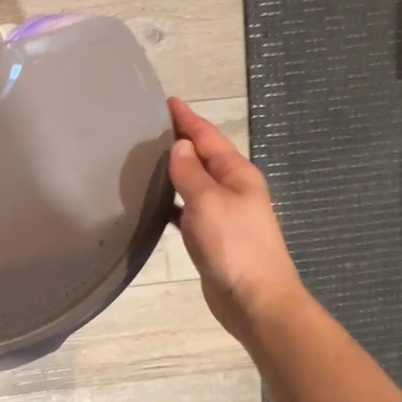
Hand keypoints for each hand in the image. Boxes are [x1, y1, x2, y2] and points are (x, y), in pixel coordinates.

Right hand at [167, 97, 307, 336]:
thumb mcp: (208, 201)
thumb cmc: (234, 245)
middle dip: (181, 140)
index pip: (208, 137)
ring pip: (194, 182)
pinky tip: (153, 202)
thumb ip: (190, 172)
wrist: (255, 300)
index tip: (168, 101)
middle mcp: (232, 189)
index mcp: (237, 174)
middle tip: (149, 126)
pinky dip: (171, 200)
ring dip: (175, 169)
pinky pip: (187, 208)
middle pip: (203, 156)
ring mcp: (223, 213)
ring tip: (145, 158)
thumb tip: (180, 146)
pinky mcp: (212, 236)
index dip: (188, 118)